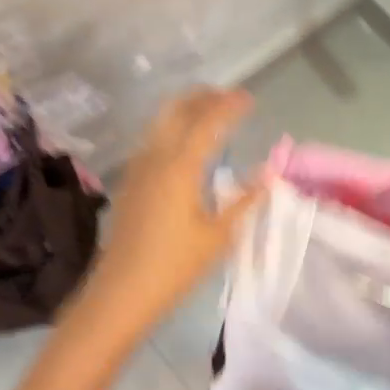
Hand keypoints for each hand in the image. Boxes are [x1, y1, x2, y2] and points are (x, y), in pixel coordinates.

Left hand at [80, 89, 265, 331]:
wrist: (121, 292)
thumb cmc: (175, 267)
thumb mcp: (219, 236)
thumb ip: (244, 200)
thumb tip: (268, 173)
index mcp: (180, 167)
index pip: (208, 122)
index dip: (229, 106)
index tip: (249, 98)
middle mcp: (155, 158)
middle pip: (177, 111)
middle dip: (202, 98)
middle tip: (226, 97)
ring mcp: (137, 169)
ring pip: (159, 123)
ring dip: (184, 111)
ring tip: (207, 113)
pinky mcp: (128, 183)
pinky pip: (151, 142)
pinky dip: (170, 130)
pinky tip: (183, 147)